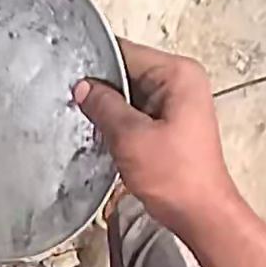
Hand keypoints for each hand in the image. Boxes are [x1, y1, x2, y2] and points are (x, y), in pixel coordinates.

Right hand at [74, 38, 242, 233]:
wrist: (199, 213)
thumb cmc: (174, 175)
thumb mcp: (130, 136)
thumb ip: (104, 106)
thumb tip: (82, 86)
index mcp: (178, 74)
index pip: (126, 53)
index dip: (95, 64)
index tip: (66, 75)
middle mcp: (180, 82)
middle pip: (126, 72)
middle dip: (100, 89)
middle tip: (69, 103)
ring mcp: (175, 104)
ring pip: (128, 95)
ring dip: (108, 109)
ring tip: (83, 121)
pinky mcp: (168, 124)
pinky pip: (135, 113)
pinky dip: (118, 123)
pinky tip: (102, 135)